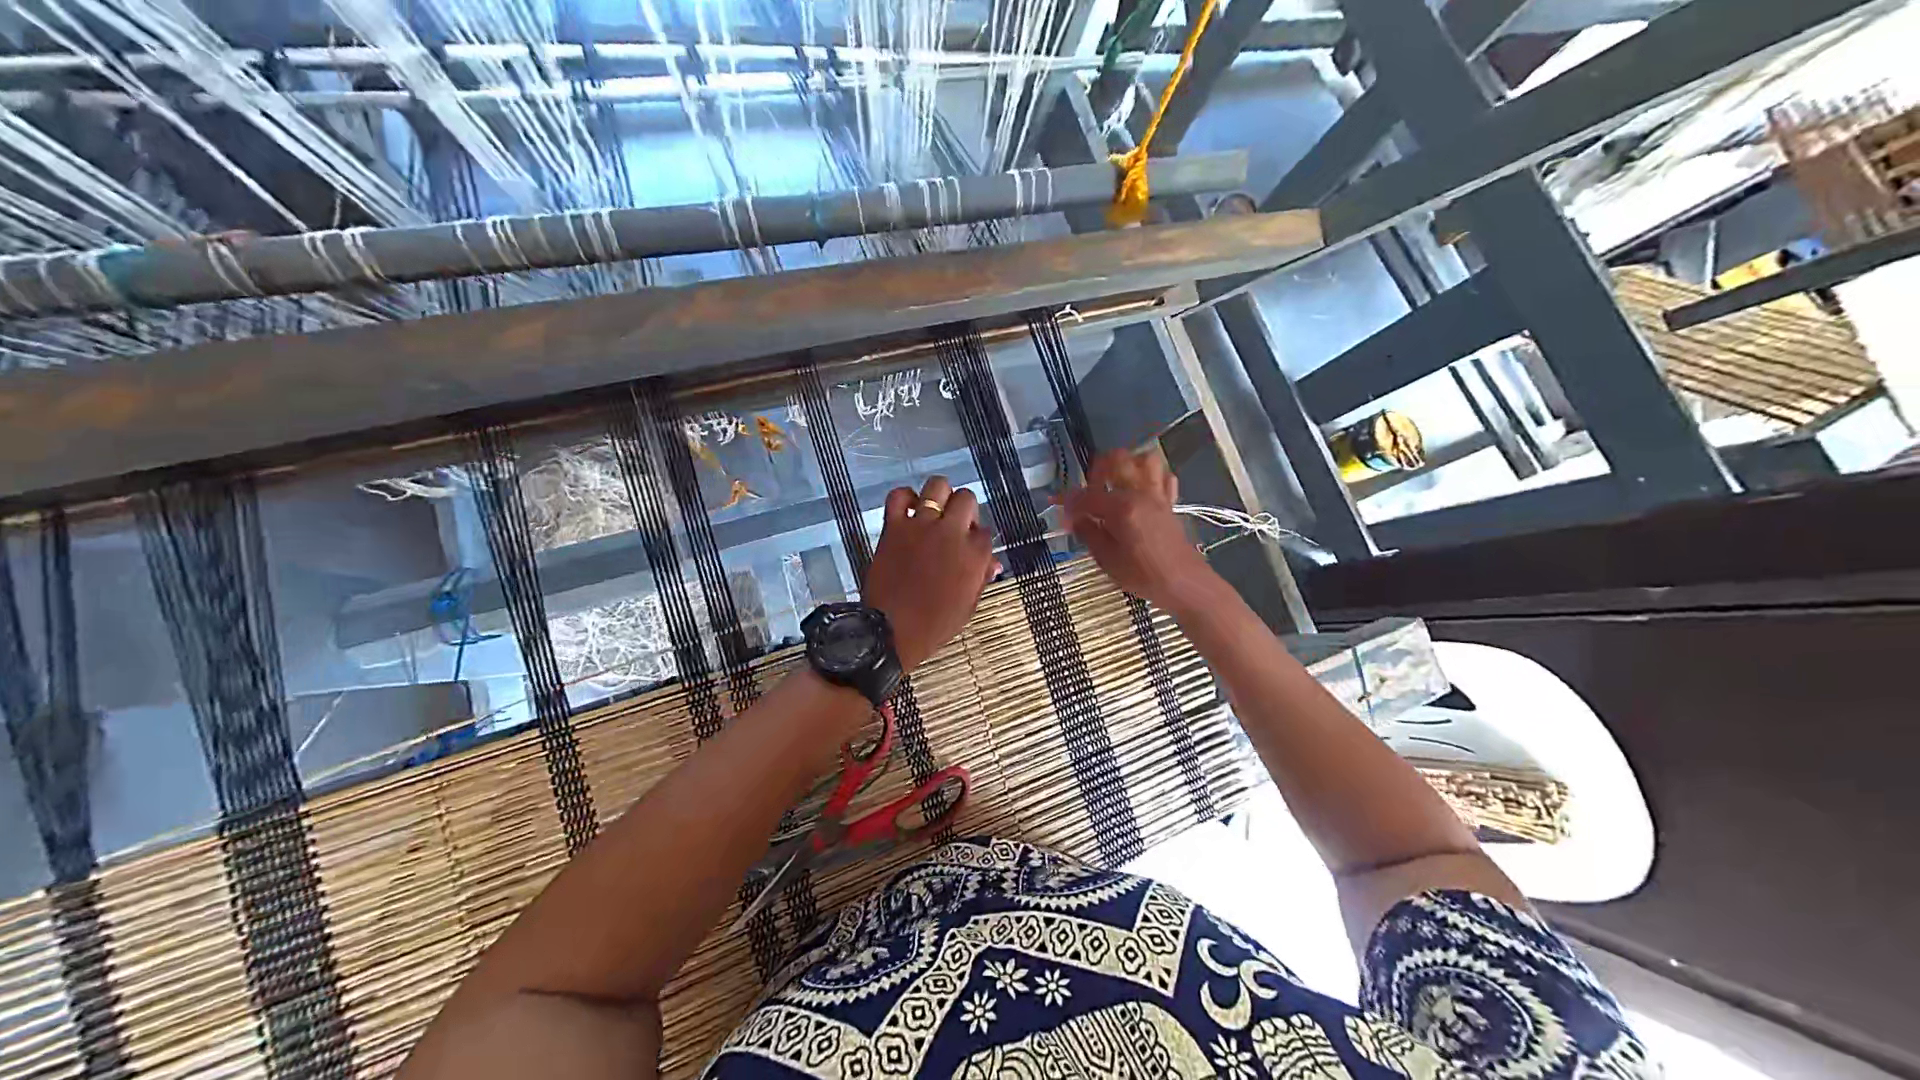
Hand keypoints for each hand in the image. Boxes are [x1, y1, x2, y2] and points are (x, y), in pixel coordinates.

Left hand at [864, 476, 998, 671]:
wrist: (891, 631)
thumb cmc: (932, 625)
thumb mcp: (968, 606)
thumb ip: (980, 578)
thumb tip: (991, 564)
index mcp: (975, 555)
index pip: (985, 532)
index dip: (978, 539)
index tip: (970, 547)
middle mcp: (951, 534)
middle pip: (967, 499)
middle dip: (965, 510)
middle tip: (957, 524)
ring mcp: (922, 526)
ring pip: (938, 486)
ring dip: (941, 495)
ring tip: (937, 509)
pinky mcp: (894, 527)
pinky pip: (898, 496)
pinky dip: (904, 496)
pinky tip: (909, 507)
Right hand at [1061, 449, 1218, 613]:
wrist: (1184, 584)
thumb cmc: (1143, 575)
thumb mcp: (1106, 559)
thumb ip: (1088, 533)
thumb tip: (1076, 519)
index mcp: (1121, 507)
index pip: (1086, 496)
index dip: (1068, 503)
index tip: (1060, 513)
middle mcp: (1140, 493)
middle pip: (1116, 460)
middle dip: (1096, 471)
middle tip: (1088, 491)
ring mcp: (1157, 495)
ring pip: (1144, 459)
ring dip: (1126, 465)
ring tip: (1114, 483)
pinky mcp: (1169, 503)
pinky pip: (1163, 477)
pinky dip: (1150, 477)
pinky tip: (1140, 490)